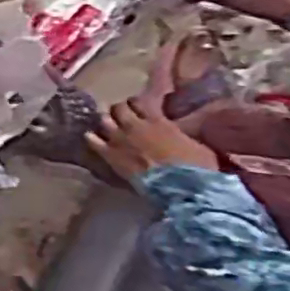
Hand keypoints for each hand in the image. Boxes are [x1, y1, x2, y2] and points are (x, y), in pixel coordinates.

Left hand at [84, 97, 218, 182]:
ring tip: (109, 126)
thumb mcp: (197, 145)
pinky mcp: (109, 153)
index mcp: (157, 121)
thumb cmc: (199, 168)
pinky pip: (91, 139)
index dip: (135, 103)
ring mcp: (118, 138)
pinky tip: (92, 137)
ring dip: (106, 122)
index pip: (138, 102)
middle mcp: (134, 125)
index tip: (136, 107)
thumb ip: (179, 134)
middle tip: (122, 116)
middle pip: (118, 108)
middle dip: (119, 110)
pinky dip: (91, 137)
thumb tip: (176, 131)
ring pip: (103, 119)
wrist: (183, 188)